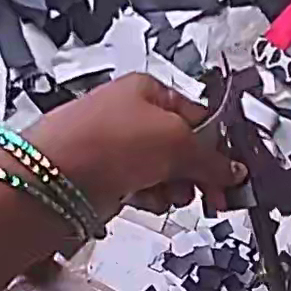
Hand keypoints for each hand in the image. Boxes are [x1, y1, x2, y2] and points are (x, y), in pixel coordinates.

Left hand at [16, 73, 245, 220]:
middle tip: (210, 195)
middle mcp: (133, 116)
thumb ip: (211, 159)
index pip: (199, 118)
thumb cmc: (103, 142)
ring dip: (175, 188)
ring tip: (171, 195)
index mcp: (150, 90)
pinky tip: (148, 200)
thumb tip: (233, 171)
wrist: (56, 178)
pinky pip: (143, 189)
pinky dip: (151, 197)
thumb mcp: (175, 142)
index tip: (231, 174)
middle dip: (197, 173)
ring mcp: (119, 149)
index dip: (218, 147)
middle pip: (183, 148)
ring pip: (164, 172)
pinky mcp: (108, 178)